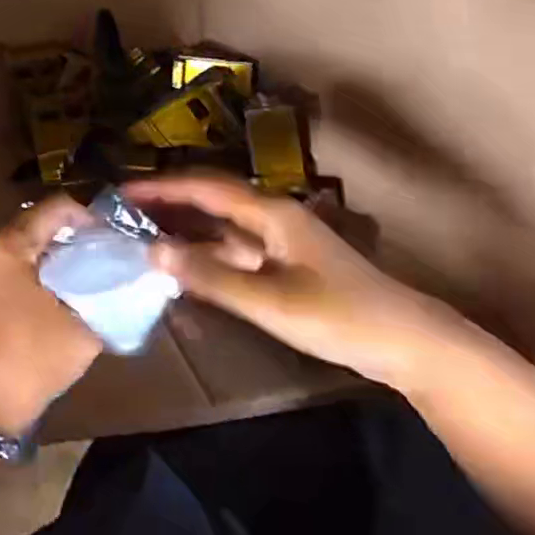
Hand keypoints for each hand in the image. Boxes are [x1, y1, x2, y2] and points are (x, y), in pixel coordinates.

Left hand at [0, 196, 103, 434]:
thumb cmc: (36, 353)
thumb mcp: (82, 321)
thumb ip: (107, 287)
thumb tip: (133, 268)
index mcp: (12, 243)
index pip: (56, 207)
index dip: (91, 216)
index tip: (119, 235)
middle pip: (46, 218)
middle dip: (81, 228)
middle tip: (116, 246)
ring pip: (39, 235)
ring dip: (69, 244)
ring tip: (104, 260)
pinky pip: (30, 252)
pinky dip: (55, 257)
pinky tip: (81, 275)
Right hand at [123, 171, 463, 386]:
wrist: (414, 346)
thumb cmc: (340, 317)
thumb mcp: (269, 301)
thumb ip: (209, 275)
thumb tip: (151, 249)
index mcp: (268, 211)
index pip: (202, 187)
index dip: (160, 187)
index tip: (120, 190)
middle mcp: (270, 215)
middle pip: (207, 197)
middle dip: (165, 201)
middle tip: (123, 210)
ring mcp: (278, 238)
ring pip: (218, 223)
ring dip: (182, 225)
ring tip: (142, 233)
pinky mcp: (284, 262)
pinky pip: (230, 246)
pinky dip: (202, 251)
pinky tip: (183, 265)